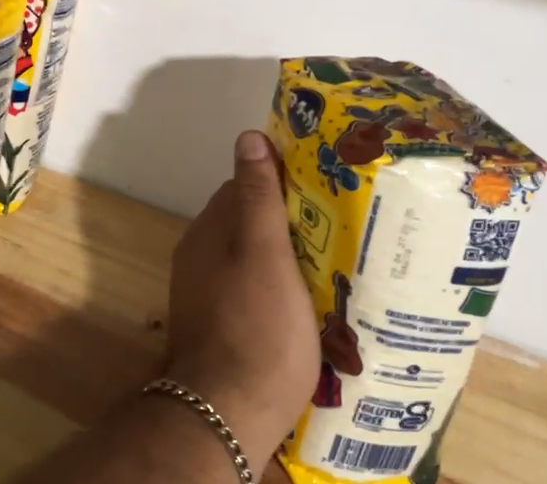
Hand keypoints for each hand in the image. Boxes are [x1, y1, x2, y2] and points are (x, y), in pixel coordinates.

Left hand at [166, 131, 319, 468]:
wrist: (227, 411)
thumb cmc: (256, 327)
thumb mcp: (264, 255)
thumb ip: (257, 198)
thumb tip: (249, 136)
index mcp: (208, 232)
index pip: (245, 189)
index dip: (285, 186)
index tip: (329, 191)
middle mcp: (199, 256)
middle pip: (249, 227)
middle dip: (293, 227)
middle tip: (347, 236)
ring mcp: (205, 293)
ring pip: (253, 263)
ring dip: (290, 264)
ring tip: (340, 274)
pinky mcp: (219, 326)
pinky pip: (254, 295)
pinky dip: (282, 295)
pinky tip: (313, 312)